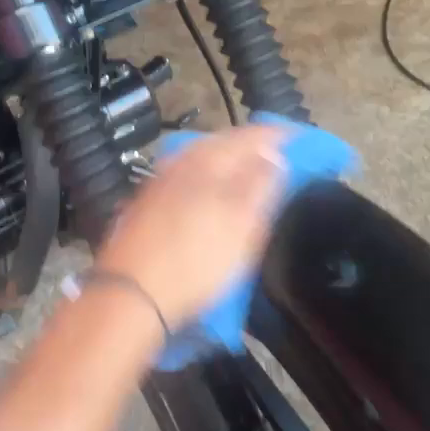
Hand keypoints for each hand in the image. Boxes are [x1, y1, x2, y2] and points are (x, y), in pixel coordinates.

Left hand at [94, 125, 288, 323]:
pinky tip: (211, 190)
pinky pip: (188, 174)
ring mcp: (162, 180)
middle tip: (278, 153)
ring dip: (229, 158)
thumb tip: (274, 152)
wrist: (129, 296)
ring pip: (204, 157)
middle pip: (225, 141)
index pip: (251, 134)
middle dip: (253, 144)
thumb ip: (260, 183)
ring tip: (249, 169)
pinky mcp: (148, 202)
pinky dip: (208, 175)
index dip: (278, 135)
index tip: (300, 140)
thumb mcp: (241, 225)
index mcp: (211, 160)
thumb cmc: (194, 261)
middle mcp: (184, 160)